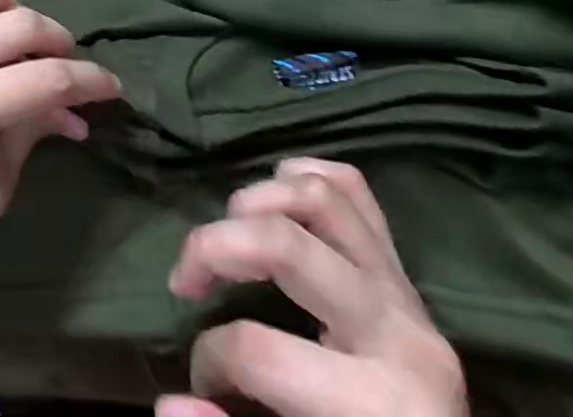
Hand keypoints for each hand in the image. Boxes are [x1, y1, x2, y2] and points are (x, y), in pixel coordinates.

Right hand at [157, 159, 466, 416]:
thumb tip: (167, 401)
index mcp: (379, 402)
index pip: (257, 350)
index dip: (207, 360)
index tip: (200, 383)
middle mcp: (397, 331)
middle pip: (284, 244)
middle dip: (212, 247)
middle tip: (186, 279)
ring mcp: (405, 292)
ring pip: (322, 198)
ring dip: (255, 200)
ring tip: (227, 236)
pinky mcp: (403, 273)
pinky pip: (356, 193)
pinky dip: (305, 178)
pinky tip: (273, 201)